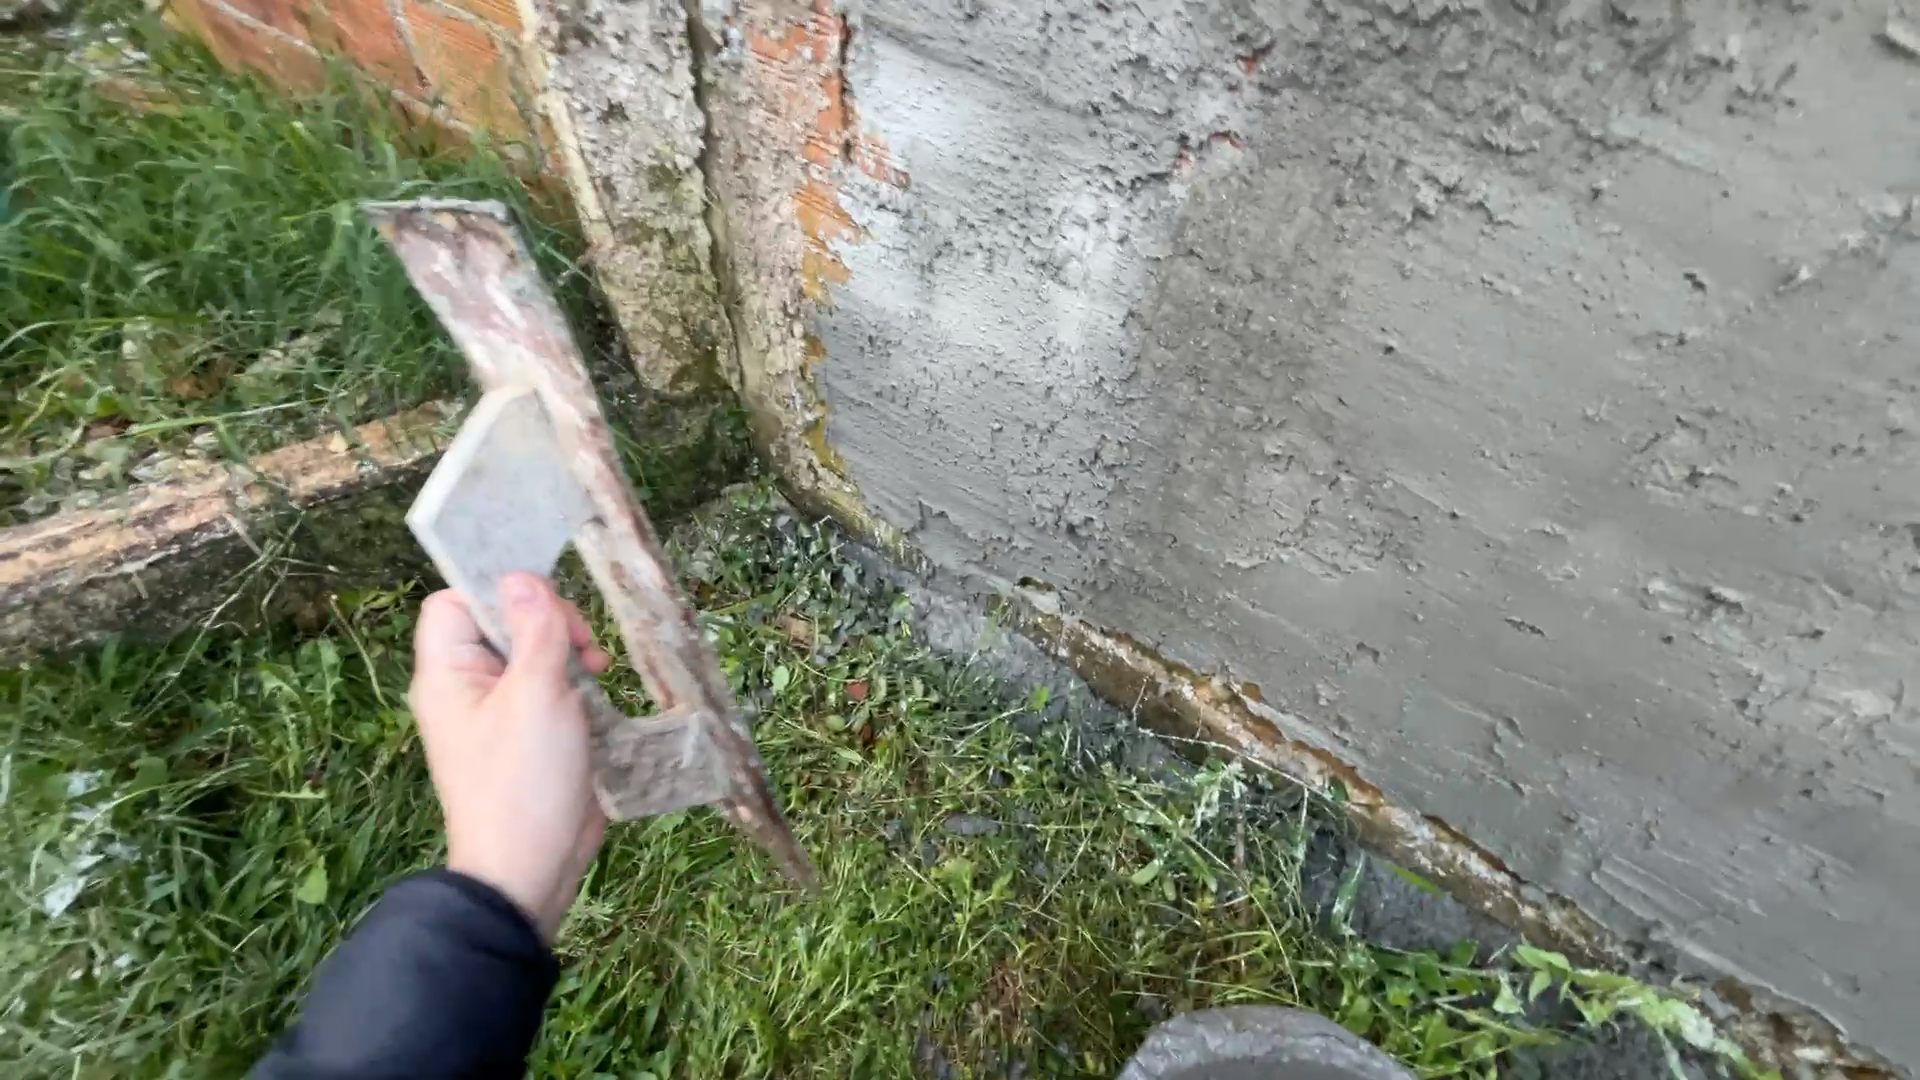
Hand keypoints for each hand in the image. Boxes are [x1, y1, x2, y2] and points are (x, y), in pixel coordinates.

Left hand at [407, 573, 610, 941]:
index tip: (549, 604)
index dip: (499, 591)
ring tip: (599, 666)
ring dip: (570, 647)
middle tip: (583, 645)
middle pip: (504, 620)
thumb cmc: (525, 777)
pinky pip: (552, 680)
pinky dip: (577, 675)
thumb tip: (521, 575)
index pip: (455, 602)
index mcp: (450, 674)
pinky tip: (601, 686)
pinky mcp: (534, 726)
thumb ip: (535, 631)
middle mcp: (470, 685)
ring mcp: (503, 708)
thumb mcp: (536, 695)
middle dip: (550, 620)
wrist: (531, 863)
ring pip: (534, 648)